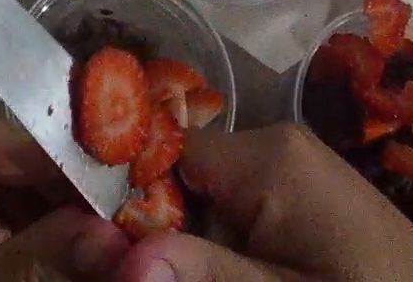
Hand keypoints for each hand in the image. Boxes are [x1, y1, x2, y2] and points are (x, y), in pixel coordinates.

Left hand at [0, 111, 131, 281]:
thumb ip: (32, 265)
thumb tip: (114, 234)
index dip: (26, 147)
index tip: (87, 166)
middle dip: (56, 182)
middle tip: (115, 198)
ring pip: (14, 194)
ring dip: (63, 209)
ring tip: (113, 221)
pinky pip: (17, 228)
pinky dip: (54, 236)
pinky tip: (90, 243)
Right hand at [115, 124, 412, 281]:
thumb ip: (207, 276)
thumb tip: (121, 261)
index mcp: (267, 156)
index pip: (167, 153)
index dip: (132, 197)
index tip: (108, 246)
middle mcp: (274, 144)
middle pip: (184, 178)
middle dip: (162, 230)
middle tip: (148, 273)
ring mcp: (291, 166)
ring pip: (208, 198)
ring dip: (194, 244)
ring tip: (178, 271)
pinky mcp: (303, 191)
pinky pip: (240, 208)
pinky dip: (225, 245)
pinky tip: (232, 274)